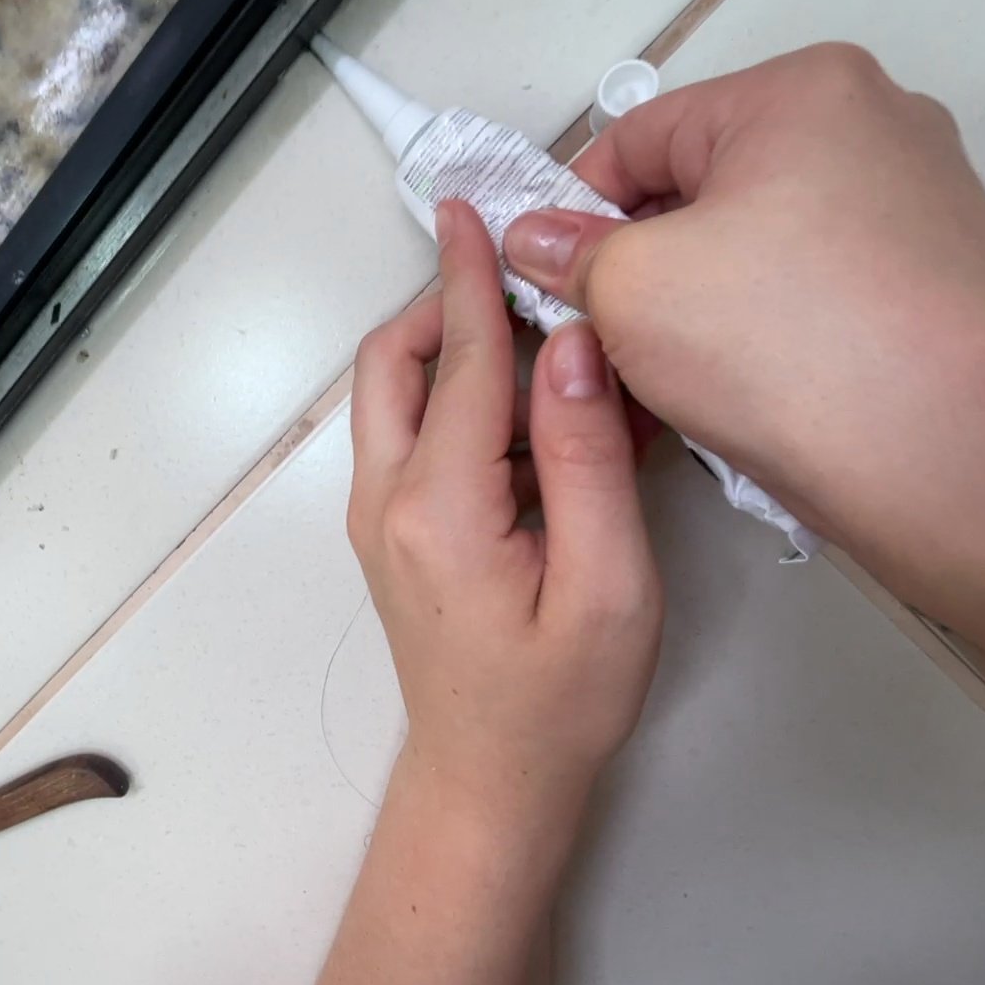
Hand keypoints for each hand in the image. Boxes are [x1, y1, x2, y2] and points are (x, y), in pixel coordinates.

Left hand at [304, 201, 661, 984]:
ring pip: (390, 399)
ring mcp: (377, 515)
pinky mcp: (391, 531)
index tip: (467, 211)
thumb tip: (570, 349)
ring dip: (444, 354)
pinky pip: (408, 438)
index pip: (454, 362)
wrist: (488, 772)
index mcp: (438, 505)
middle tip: (514, 286)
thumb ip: (585, 459)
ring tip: (531, 346)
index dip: (466, 280)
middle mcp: (385, 499)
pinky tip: (522, 417)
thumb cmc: (556, 698)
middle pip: (390, 367)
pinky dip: (452, 403)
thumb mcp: (606, 584)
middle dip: (439, 309)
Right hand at [503, 42, 984, 550]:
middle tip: (576, 332)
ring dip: (665, 309)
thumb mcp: (628, 282)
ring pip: (730, 254)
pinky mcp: (910, 291)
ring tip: (629, 373)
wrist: (948, 454)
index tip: (532, 276)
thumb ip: (564, 251)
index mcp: (797, 97)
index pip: (635, 137)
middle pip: (687, 196)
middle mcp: (861, 135)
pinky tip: (697, 387)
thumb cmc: (774, 337)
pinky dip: (726, 332)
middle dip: (619, 267)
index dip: (566, 208)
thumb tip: (528, 238)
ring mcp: (897, 215)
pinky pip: (780, 296)